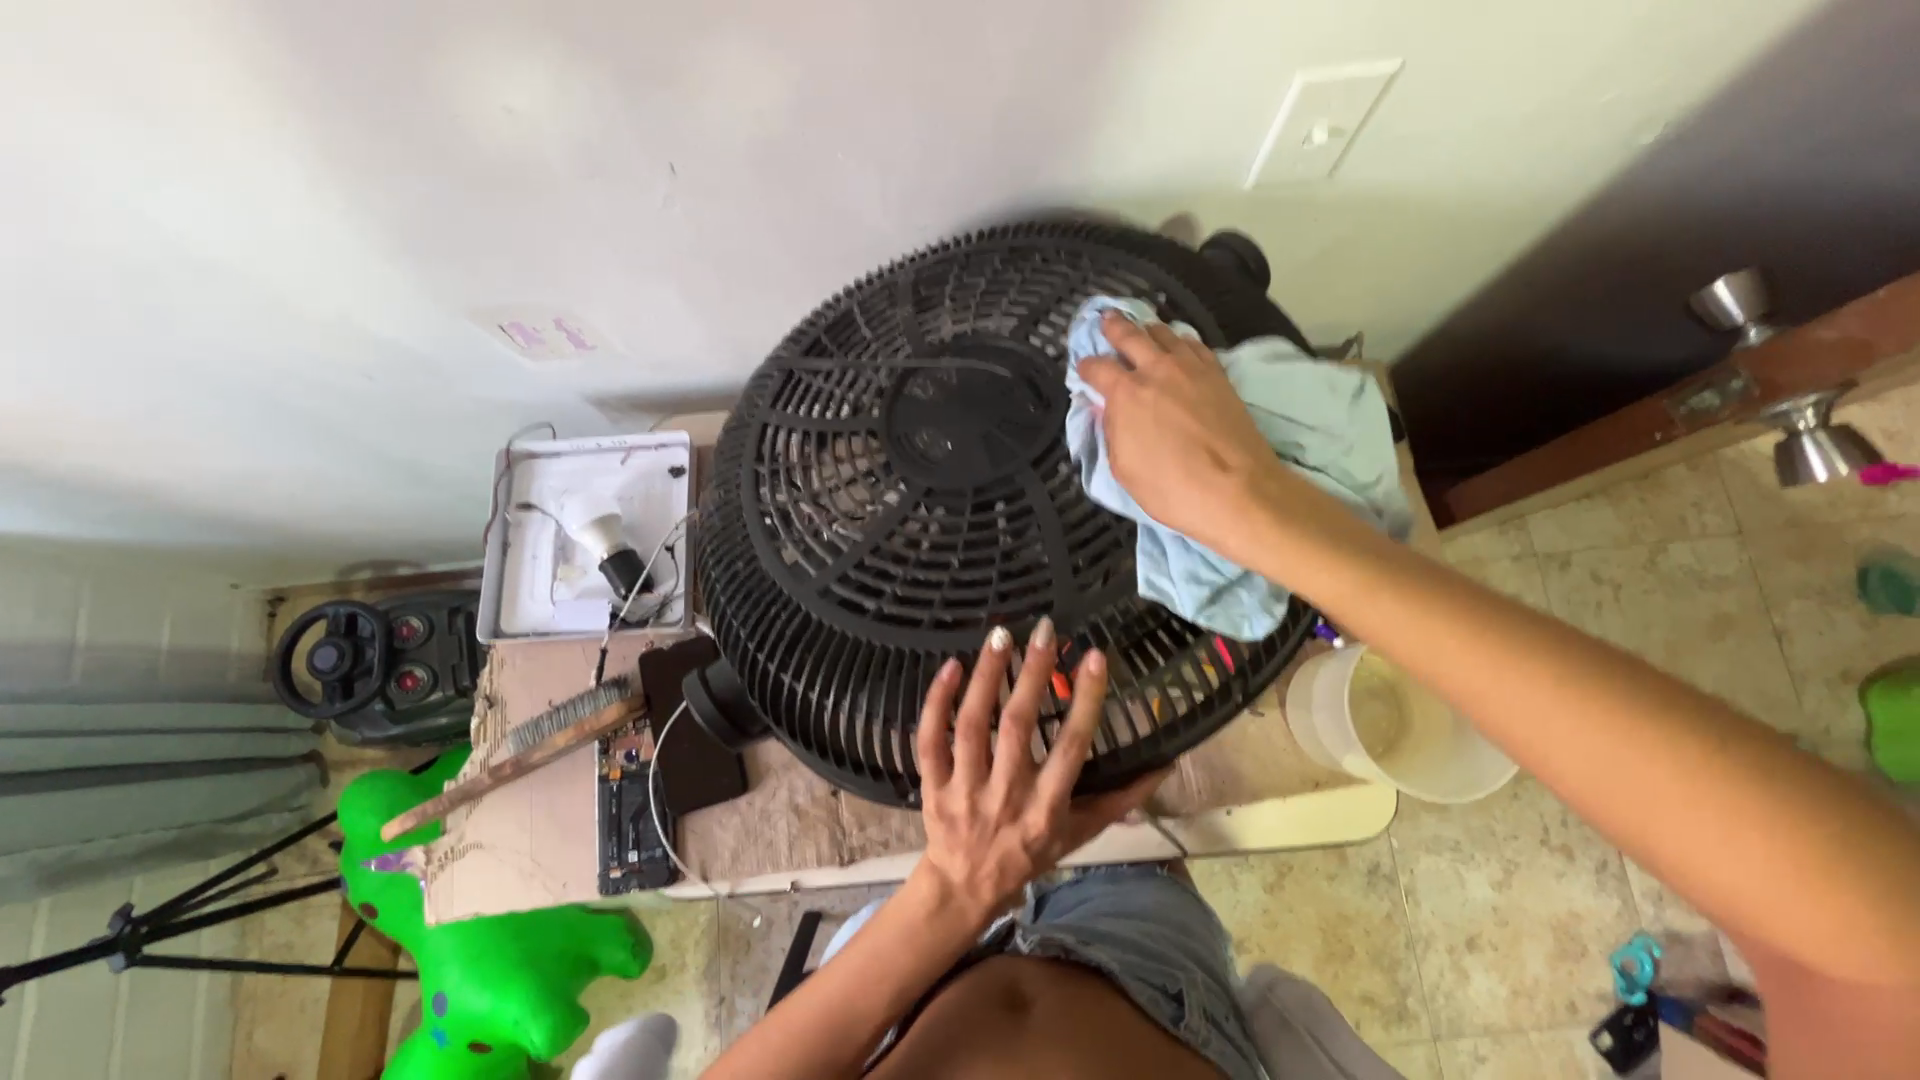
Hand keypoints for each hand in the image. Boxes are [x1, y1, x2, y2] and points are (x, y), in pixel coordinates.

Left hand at [913, 619, 1165, 922]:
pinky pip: (930, 739)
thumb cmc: (1030, 854)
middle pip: (1017, 726)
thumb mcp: (1080, 834)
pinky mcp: (932, 785)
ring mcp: (964, 789)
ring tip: (1000, 636)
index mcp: (1046, 807)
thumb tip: (1163, 764)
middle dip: (1033, 674)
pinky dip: (936, 702)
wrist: (964, 887)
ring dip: (987, 676)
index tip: (1094, 656)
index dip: (1085, 700)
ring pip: (972, 725)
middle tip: (1045, 629)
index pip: (1071, 747)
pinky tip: (951, 666)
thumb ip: (1120, 800)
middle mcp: (1006, 795)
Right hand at [1076, 313, 1293, 549]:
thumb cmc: (1171, 489)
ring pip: (1165, 333)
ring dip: (1149, 330)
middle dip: (1114, 327)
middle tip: (1106, 319)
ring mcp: (1191, 368)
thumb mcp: (1123, 468)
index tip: (1084, 368)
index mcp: (1126, 394)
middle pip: (1130, 335)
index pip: (1097, 368)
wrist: (1235, 489)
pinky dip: (1181, 341)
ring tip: (1143, 330)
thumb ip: (1111, 432)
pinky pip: (1195, 345)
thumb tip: (1107, 409)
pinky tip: (1179, 345)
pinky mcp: (1218, 374)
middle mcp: (1156, 371)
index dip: (1086, 367)